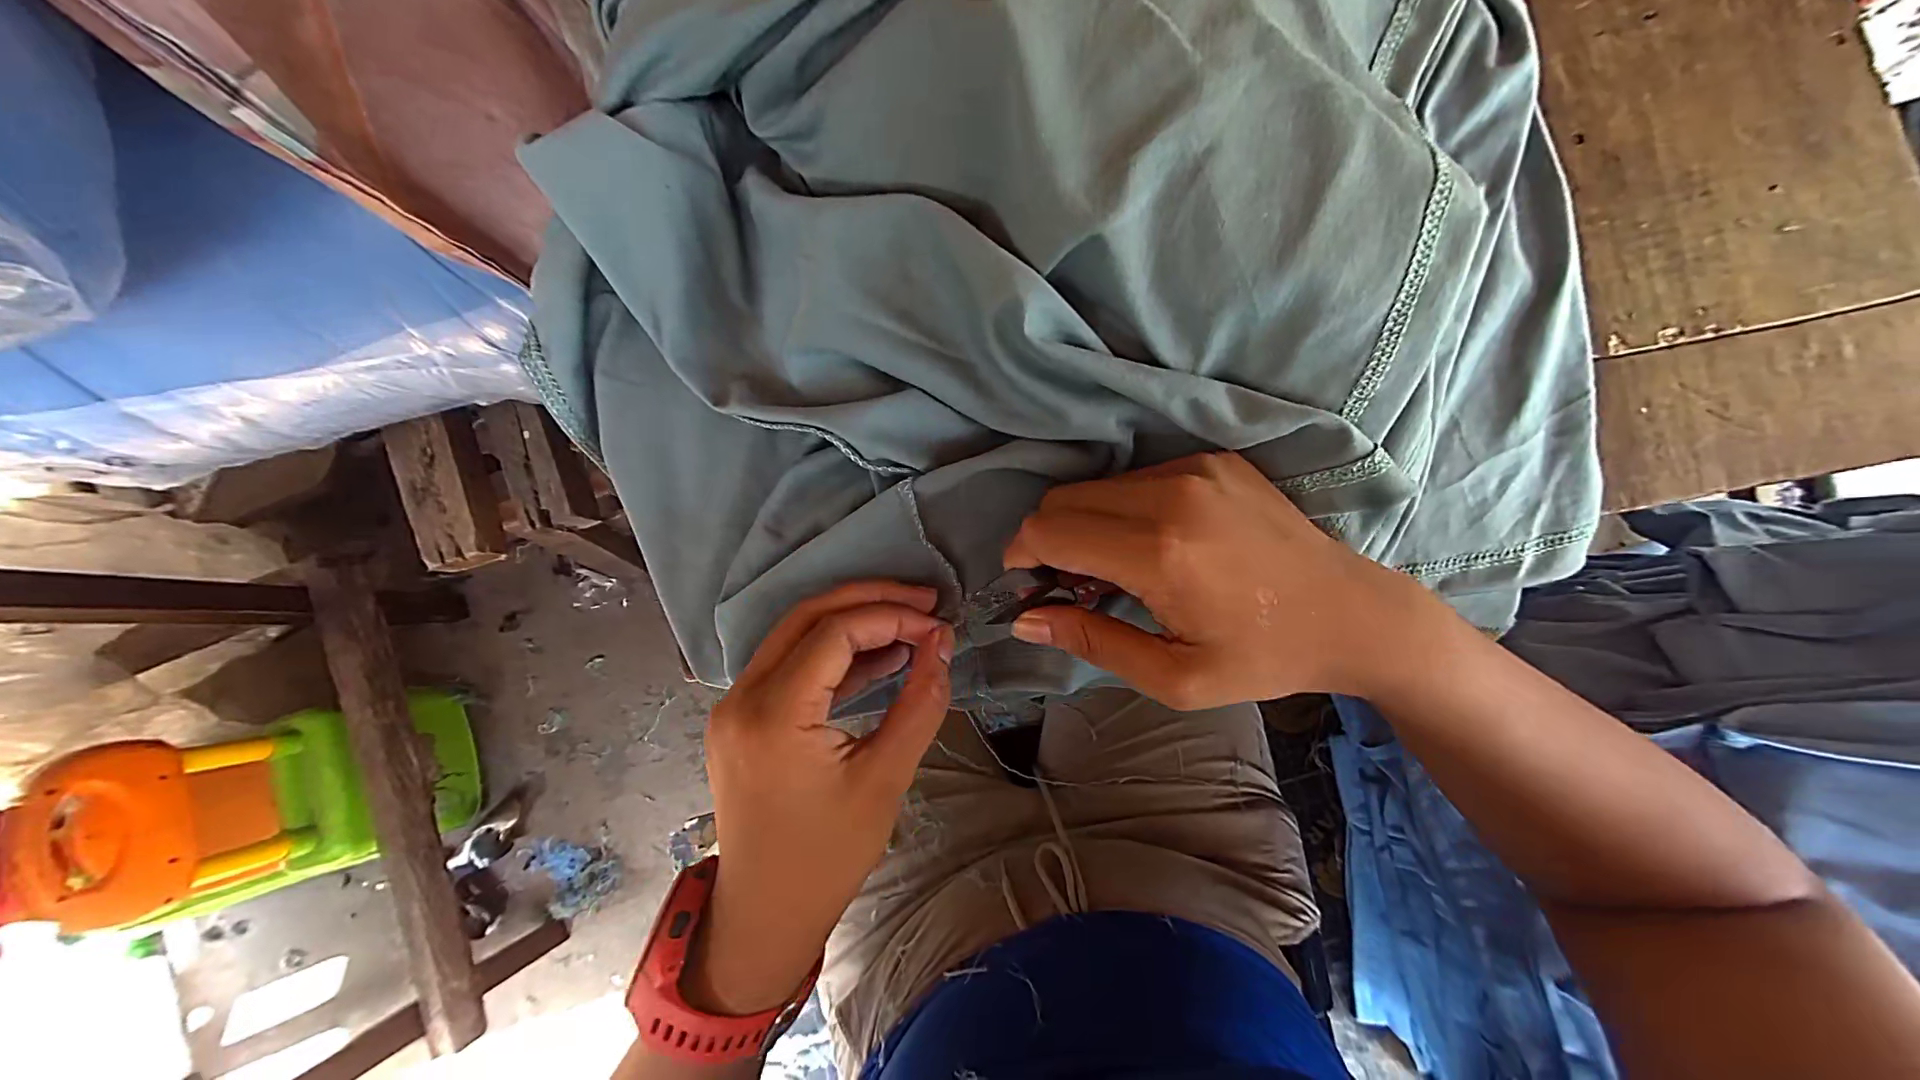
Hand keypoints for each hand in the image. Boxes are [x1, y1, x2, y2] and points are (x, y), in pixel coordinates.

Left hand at [687, 582, 953, 1014]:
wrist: (765, 914)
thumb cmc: (828, 857)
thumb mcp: (886, 779)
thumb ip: (920, 703)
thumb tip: (942, 643)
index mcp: (773, 715)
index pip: (834, 632)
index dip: (891, 617)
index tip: (938, 625)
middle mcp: (742, 697)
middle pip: (808, 617)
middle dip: (870, 600)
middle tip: (925, 601)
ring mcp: (734, 705)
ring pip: (796, 635)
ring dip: (852, 622)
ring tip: (910, 624)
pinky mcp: (741, 717)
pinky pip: (789, 666)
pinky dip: (833, 655)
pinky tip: (879, 657)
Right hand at [1001, 451, 1445, 708]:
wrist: (1353, 614)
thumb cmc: (1262, 657)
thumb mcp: (1174, 677)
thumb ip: (1092, 642)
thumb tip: (1025, 621)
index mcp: (1160, 553)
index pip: (1049, 530)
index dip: (1023, 555)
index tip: (1029, 584)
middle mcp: (1172, 494)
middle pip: (1063, 498)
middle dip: (1048, 539)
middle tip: (1073, 583)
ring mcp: (1196, 469)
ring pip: (1096, 484)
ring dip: (1086, 522)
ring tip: (1119, 567)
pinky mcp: (1213, 460)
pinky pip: (1136, 476)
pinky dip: (1123, 508)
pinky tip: (1154, 543)